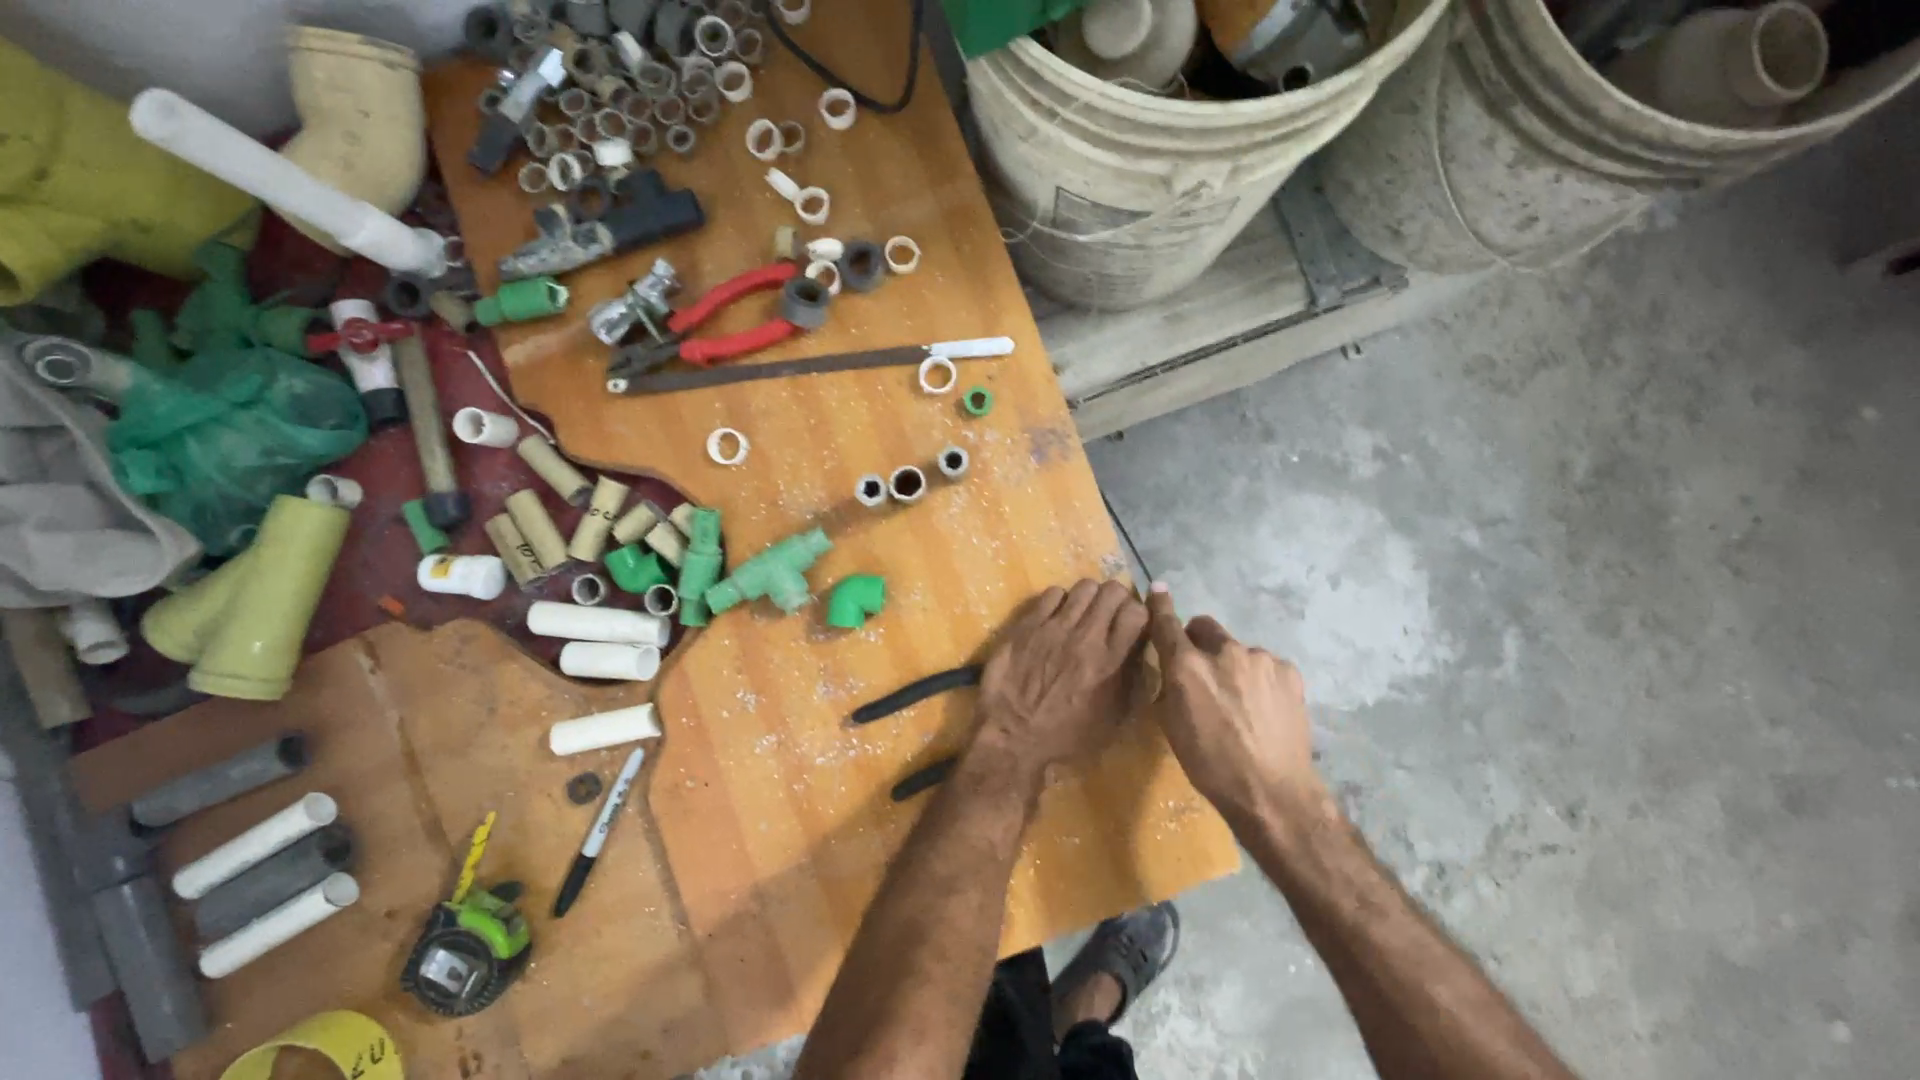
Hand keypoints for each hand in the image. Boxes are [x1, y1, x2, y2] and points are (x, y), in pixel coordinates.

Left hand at [974, 579, 1149, 773]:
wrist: (1014, 736)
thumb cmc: (1067, 735)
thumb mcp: (1115, 718)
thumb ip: (1134, 681)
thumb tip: (1142, 651)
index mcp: (1111, 661)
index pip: (1137, 612)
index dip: (1137, 612)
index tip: (1131, 622)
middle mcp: (1086, 637)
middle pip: (1112, 591)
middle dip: (1116, 598)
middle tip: (1107, 613)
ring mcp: (1054, 627)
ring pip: (1083, 587)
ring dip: (1088, 597)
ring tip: (1081, 613)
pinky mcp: (1028, 625)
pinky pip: (1052, 593)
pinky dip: (1059, 601)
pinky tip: (1055, 617)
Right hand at [1145, 584, 1322, 821]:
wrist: (1271, 790)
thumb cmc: (1209, 764)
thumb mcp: (1170, 726)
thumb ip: (1169, 687)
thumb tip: (1172, 671)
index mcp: (1187, 666)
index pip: (1168, 624)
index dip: (1160, 605)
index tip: (1159, 589)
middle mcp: (1224, 652)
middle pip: (1205, 628)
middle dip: (1199, 643)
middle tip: (1203, 675)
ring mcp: (1261, 659)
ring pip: (1238, 651)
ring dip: (1233, 667)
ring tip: (1241, 704)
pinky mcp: (1289, 672)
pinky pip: (1265, 667)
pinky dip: (1259, 680)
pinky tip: (1264, 710)